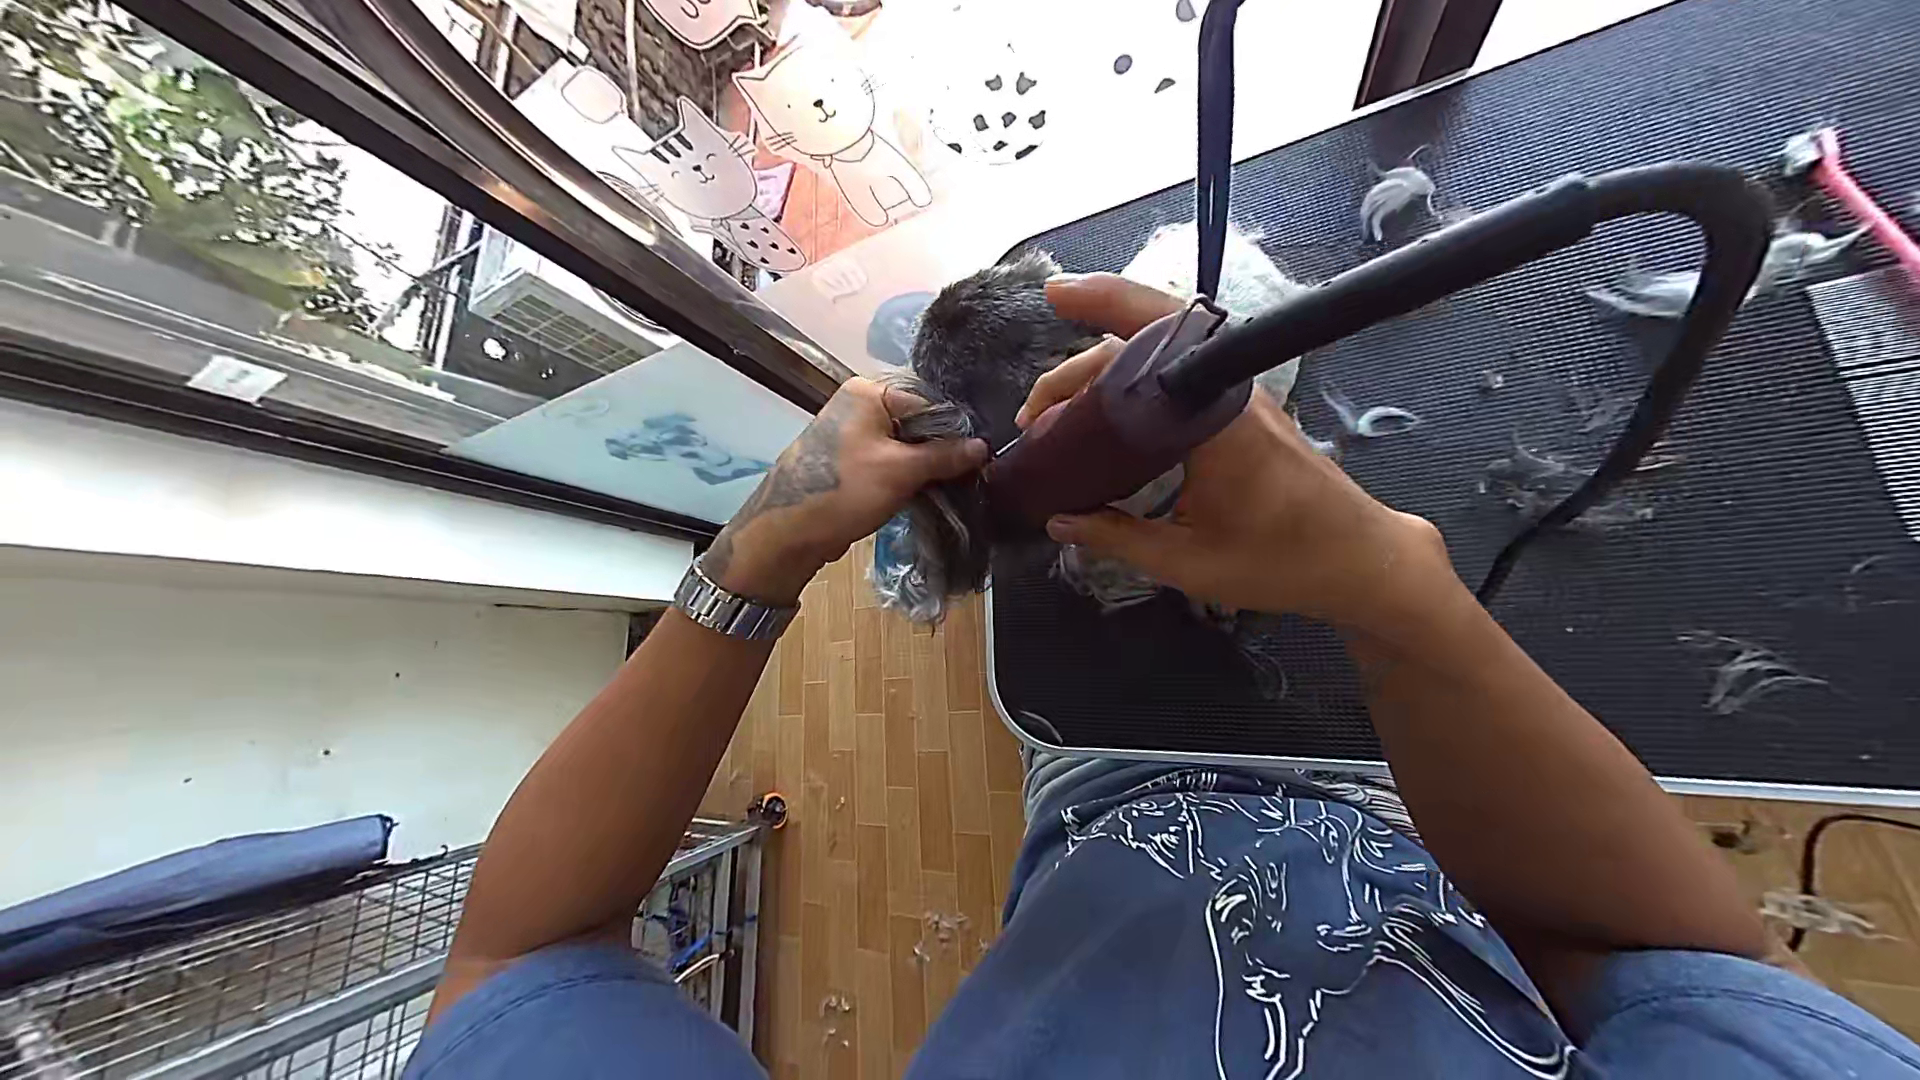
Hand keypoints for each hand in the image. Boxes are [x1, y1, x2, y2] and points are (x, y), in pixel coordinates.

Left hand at [705, 377, 988, 605]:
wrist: (791, 531)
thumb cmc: (845, 490)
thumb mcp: (901, 471)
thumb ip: (944, 456)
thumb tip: (983, 447)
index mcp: (869, 392)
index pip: (928, 400)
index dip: (955, 428)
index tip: (979, 455)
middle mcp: (861, 406)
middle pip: (918, 422)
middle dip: (942, 449)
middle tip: (971, 473)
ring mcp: (856, 434)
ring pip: (907, 445)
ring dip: (928, 466)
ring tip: (954, 484)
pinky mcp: (855, 461)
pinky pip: (893, 461)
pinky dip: (910, 476)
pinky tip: (929, 491)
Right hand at [1028, 275, 1458, 639]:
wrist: (1357, 560)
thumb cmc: (1281, 564)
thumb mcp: (1188, 562)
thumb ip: (1116, 538)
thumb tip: (1059, 522)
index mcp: (1218, 420)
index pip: (1152, 343)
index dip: (1104, 303)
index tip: (1056, 296)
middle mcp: (1228, 393)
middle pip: (1141, 348)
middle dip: (1075, 371)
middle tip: (1032, 418)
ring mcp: (1236, 398)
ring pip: (1157, 361)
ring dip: (1098, 375)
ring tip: (1053, 417)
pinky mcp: (1237, 411)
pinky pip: (1172, 381)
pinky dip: (1125, 388)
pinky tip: (1098, 416)